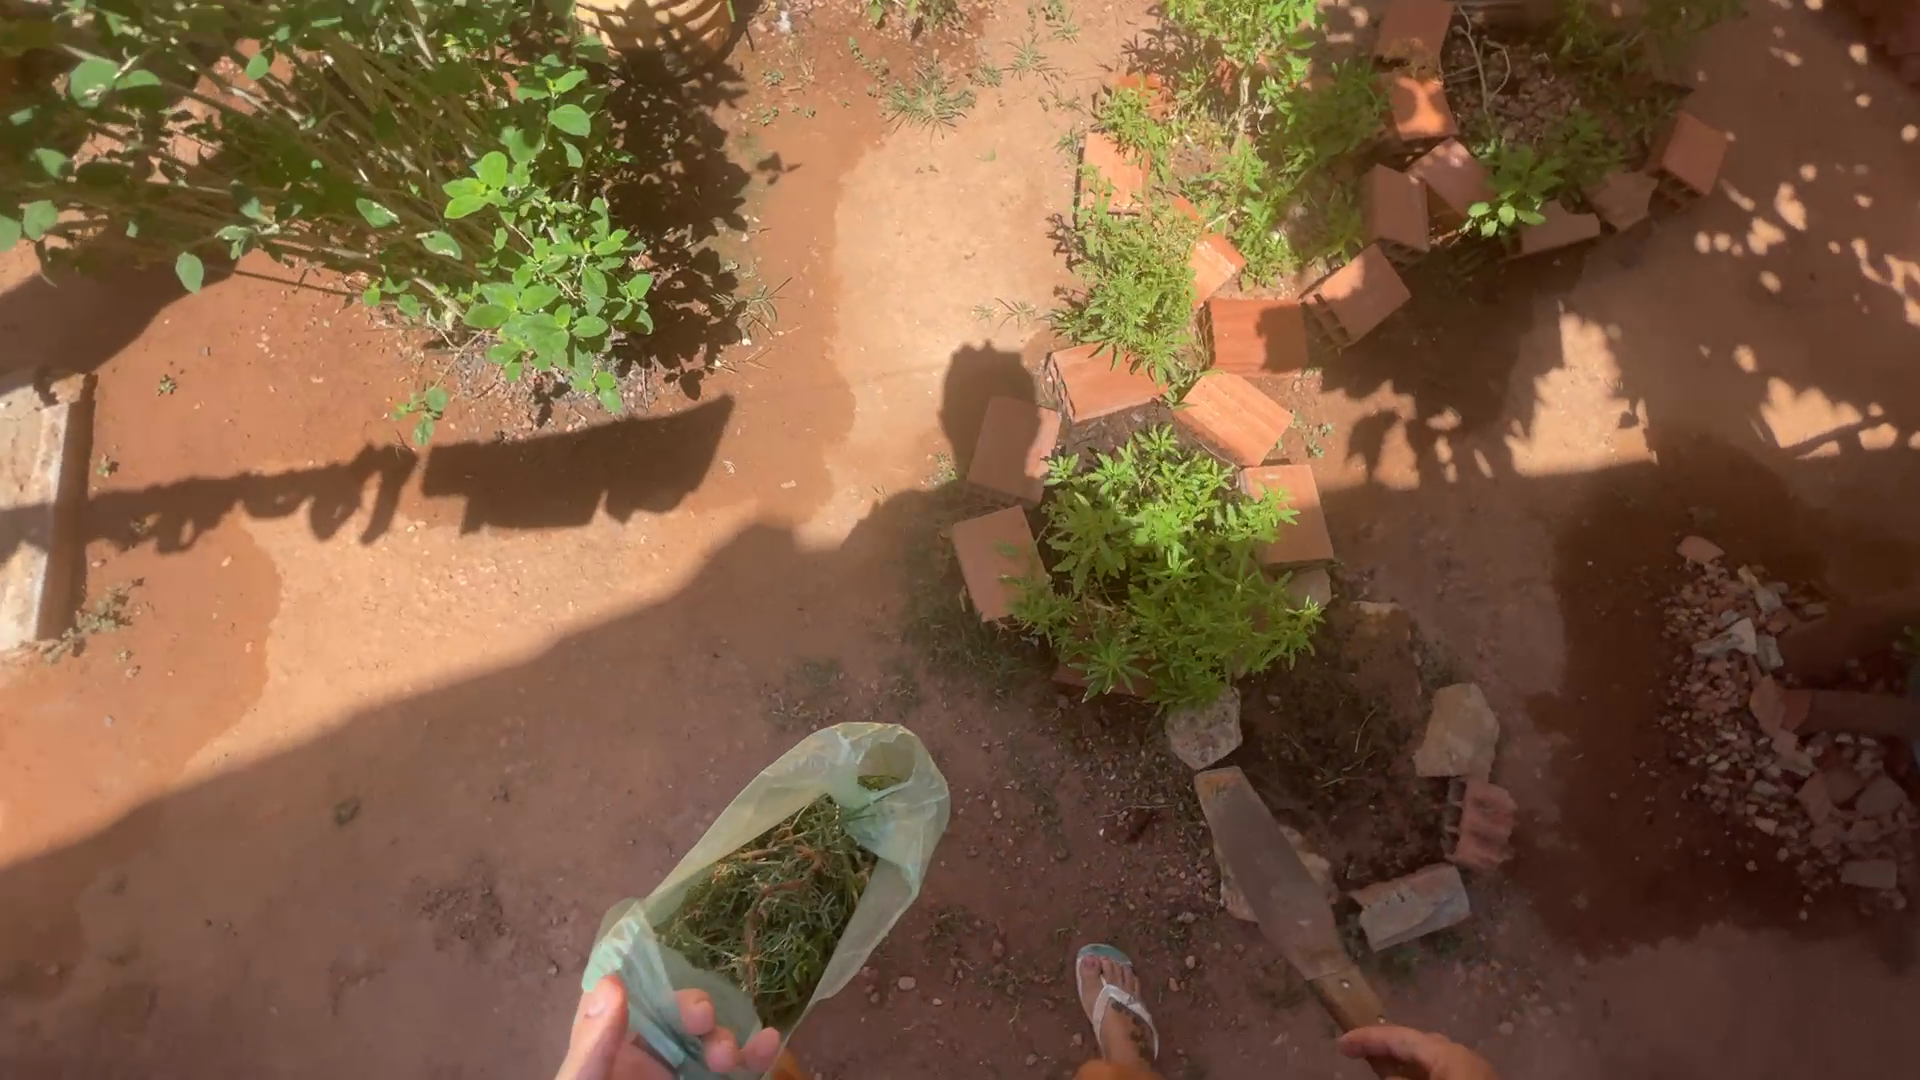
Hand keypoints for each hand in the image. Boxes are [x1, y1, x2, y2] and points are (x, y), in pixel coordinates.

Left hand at [554, 974, 782, 1079]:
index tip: (663, 974)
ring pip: (708, 1043)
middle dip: (693, 1009)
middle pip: (673, 1019)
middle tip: (703, 1019)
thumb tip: (611, 979)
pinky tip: (769, 1043)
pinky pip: (735, 1072)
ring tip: (728, 1054)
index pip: (623, 1003)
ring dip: (724, 1035)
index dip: (644, 980)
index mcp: (606, 1059)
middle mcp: (644, 1066)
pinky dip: (755, 1055)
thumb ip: (591, 1050)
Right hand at [1337, 1025, 1498, 1079]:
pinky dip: (1420, 1074)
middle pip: (1414, 1043)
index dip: (1365, 1038)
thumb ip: (1397, 1079)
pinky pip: (1443, 1073)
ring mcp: (1475, 1072)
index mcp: (1448, 1052)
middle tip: (1357, 1054)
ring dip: (1402, 1063)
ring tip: (1379, 1069)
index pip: (1397, 1035)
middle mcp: (1463, 1055)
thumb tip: (1386, 1074)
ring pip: (1429, 1059)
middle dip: (1385, 1047)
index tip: (1340, 1045)